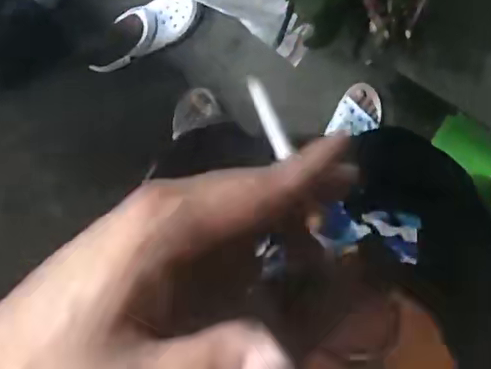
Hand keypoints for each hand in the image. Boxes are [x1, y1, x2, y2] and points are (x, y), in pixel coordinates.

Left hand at [0, 135, 355, 368]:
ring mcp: (151, 242)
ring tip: (322, 245)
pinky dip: (249, 266)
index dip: (307, 169)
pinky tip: (267, 284)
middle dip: (302, 198)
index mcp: (166, 221)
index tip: (349, 144)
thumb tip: (285, 358)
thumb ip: (212, 360)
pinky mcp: (140, 269)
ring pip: (235, 228)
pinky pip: (212, 257)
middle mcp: (166, 217)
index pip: (256, 185)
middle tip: (348, 187)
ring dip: (279, 238)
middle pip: (252, 197)